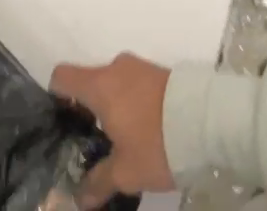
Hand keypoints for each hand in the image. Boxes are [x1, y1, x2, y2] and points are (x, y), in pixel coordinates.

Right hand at [51, 53, 175, 208]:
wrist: (210, 119)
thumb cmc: (157, 141)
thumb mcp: (125, 171)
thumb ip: (98, 182)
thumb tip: (79, 198)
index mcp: (100, 84)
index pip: (62, 77)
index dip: (56, 98)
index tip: (63, 123)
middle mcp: (117, 68)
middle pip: (90, 82)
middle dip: (88, 110)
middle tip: (91, 142)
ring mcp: (141, 67)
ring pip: (115, 84)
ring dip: (114, 107)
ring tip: (120, 141)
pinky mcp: (162, 73)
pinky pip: (135, 85)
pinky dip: (133, 103)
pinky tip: (143, 130)